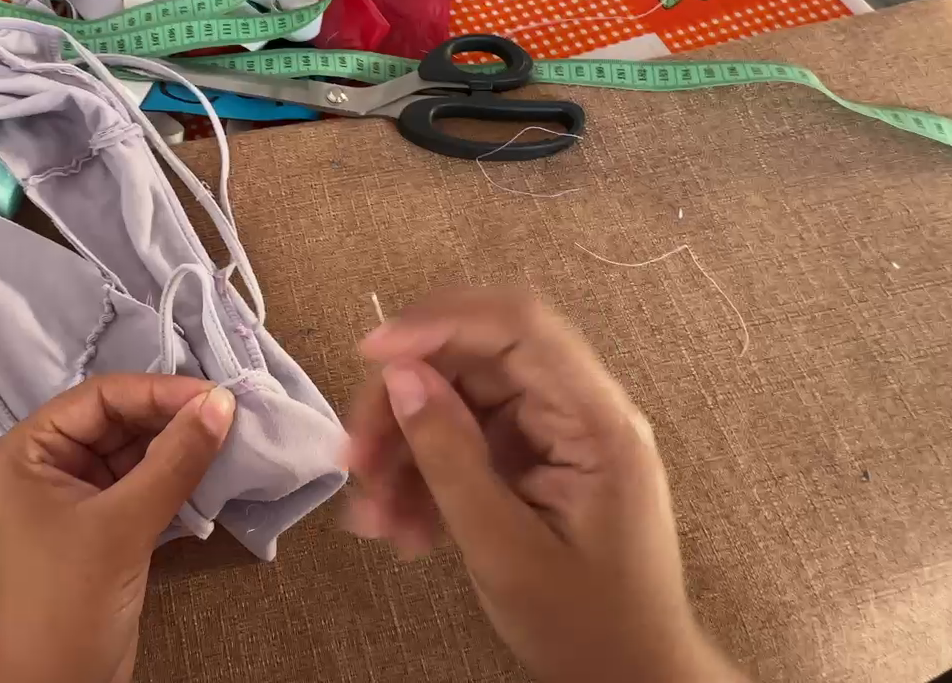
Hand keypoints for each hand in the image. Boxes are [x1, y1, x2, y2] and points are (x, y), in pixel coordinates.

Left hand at [0, 374, 236, 682]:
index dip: (158, 391)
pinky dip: (176, 479)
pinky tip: (211, 471)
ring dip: (179, 447)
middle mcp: (50, 463)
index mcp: (31, 449)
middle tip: (229, 413)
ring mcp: (77, 496)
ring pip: (137, 452)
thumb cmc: (65, 603)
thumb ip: (174, 460)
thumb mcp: (121, 526)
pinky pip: (144, 484)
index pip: (101, 397)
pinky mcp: (104, 527)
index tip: (215, 395)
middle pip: (120, 421)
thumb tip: (222, 402)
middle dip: (172, 417)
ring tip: (228, 436)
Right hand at [344, 288, 744, 682]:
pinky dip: (420, 472)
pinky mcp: (523, 453)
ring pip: (453, 399)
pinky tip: (397, 521)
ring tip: (372, 508)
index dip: (442, 321)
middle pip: (470, 362)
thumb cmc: (588, 629)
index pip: (518, 329)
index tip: (375, 351)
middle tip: (356, 449)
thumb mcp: (506, 549)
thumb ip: (451, 457)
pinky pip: (457, 437)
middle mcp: (572, 407)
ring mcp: (546, 429)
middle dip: (403, 400)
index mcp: (595, 419)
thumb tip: (401, 376)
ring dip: (403, 444)